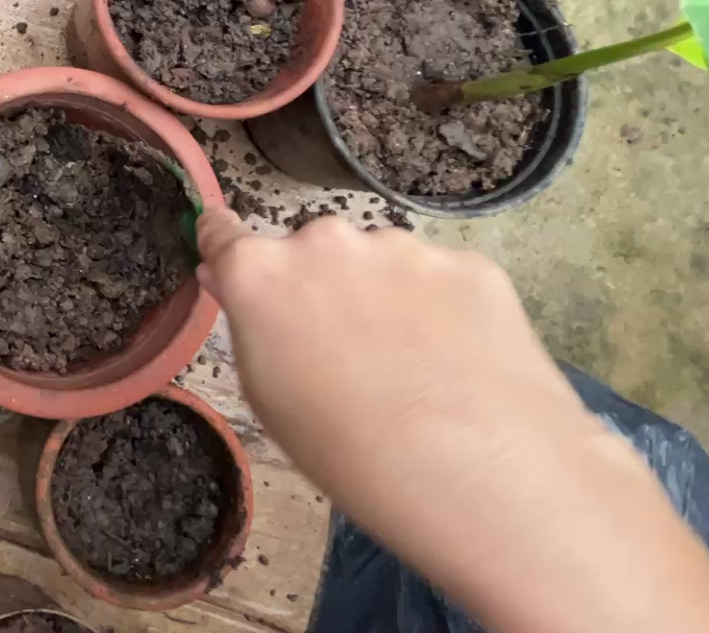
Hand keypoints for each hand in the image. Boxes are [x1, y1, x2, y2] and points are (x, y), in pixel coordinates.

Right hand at [195, 211, 708, 632]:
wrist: (489, 479)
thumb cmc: (347, 449)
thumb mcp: (265, 393)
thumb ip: (246, 324)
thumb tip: (231, 282)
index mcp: (258, 270)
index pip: (219, 229)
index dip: (225, 248)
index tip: (235, 268)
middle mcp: (320, 239)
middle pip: (307, 250)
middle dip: (317, 283)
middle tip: (345, 346)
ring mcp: (398, 246)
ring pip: (375, 262)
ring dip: (381, 292)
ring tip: (416, 364)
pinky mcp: (469, 263)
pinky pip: (438, 277)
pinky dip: (441, 307)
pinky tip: (460, 362)